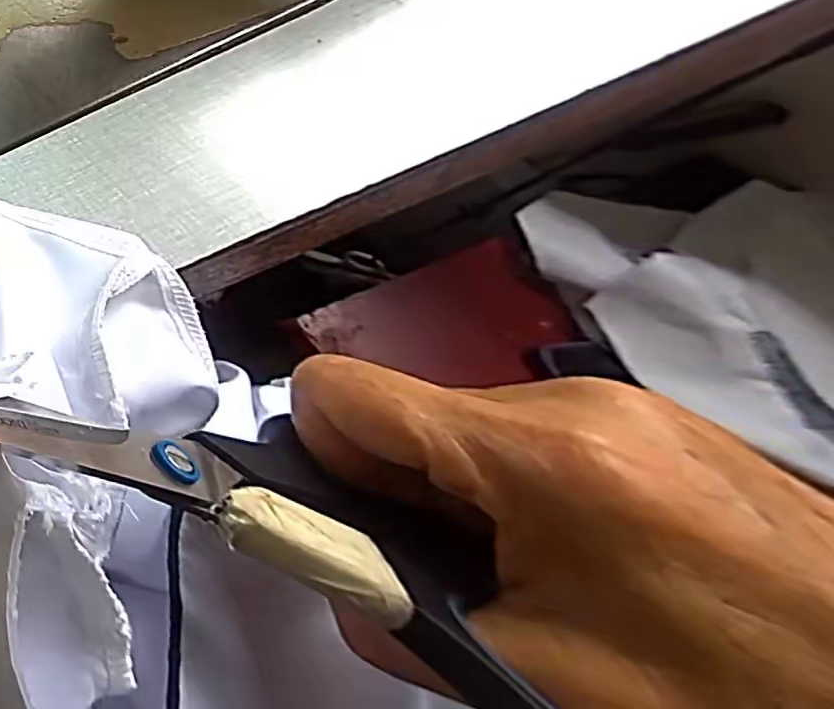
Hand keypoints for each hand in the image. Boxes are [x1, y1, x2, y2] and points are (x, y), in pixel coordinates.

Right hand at [292, 355, 833, 707]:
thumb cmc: (751, 703)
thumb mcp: (540, 676)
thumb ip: (387, 612)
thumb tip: (316, 566)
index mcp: (538, 451)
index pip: (334, 390)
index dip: (317, 453)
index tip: (365, 524)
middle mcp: (570, 400)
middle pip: (396, 410)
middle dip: (397, 488)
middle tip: (459, 572)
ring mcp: (617, 403)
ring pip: (452, 423)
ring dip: (454, 491)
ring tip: (534, 573)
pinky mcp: (646, 419)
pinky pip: (515, 430)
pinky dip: (507, 486)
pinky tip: (579, 557)